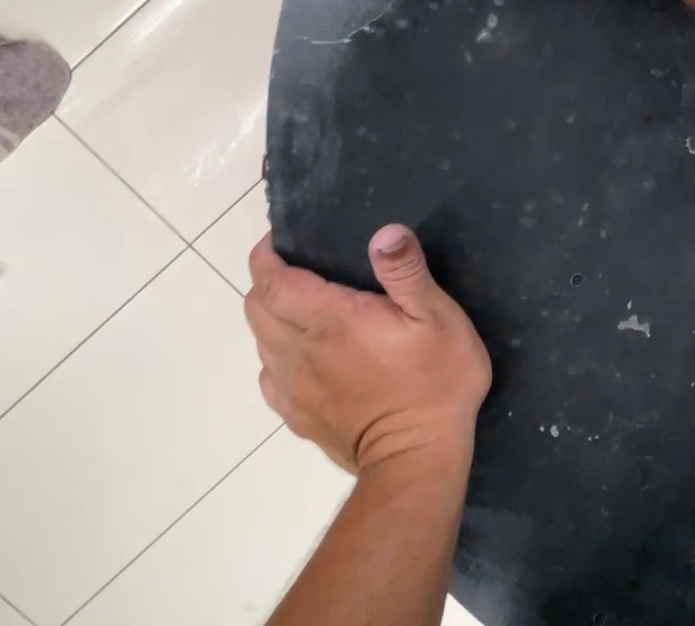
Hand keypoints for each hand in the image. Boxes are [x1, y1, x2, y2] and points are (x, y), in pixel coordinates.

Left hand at [245, 226, 490, 474]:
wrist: (417, 462)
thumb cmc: (434, 382)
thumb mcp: (437, 318)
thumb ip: (406, 273)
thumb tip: (384, 232)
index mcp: (328, 320)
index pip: (272, 281)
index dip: (266, 256)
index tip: (279, 239)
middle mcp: (298, 350)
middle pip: (257, 308)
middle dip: (266, 281)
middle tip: (296, 266)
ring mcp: (294, 388)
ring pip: (260, 341)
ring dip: (271, 317)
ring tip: (303, 306)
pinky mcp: (299, 417)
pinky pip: (271, 376)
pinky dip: (277, 355)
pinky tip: (306, 355)